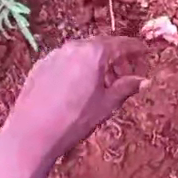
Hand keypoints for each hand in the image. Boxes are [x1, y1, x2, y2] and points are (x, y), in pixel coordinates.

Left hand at [0, 36, 147, 166]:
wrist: (33, 132)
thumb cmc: (73, 120)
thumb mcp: (107, 104)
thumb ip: (126, 87)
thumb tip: (143, 80)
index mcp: (94, 53)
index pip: (121, 44)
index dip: (135, 48)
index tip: (144, 51)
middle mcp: (74, 48)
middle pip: (101, 46)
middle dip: (115, 58)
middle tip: (125, 74)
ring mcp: (55, 55)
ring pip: (82, 52)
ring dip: (96, 63)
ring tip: (102, 85)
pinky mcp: (41, 65)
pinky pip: (66, 60)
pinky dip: (78, 67)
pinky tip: (79, 88)